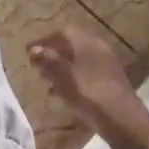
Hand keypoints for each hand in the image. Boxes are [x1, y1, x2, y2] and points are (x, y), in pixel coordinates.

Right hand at [28, 26, 148, 138]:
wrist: (121, 117)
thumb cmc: (88, 92)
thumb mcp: (63, 75)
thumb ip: (47, 60)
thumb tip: (33, 49)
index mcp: (86, 42)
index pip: (62, 32)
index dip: (44, 40)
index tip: (28, 52)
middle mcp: (98, 48)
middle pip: (71, 45)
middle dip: (52, 54)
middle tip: (36, 66)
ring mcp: (105, 64)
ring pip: (78, 60)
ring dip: (61, 67)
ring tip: (46, 80)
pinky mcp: (109, 81)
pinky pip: (85, 74)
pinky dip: (71, 79)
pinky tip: (62, 93)